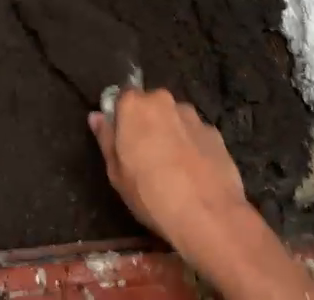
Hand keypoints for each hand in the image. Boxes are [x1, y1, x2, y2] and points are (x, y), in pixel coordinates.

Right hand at [89, 86, 246, 244]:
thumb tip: (97, 116)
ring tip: (175, 167)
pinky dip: (193, 146)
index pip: (122, 97)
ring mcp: (193, 116)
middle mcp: (163, 101)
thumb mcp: (116, 173)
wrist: (209, 216)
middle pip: (151, 105)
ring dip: (172, 133)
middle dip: (148, 123)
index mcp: (134, 105)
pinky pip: (196, 135)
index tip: (122, 139)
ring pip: (175, 119)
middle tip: (147, 154)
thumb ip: (106, 139)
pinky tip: (194, 173)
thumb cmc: (151, 194)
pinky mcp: (216, 134)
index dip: (121, 117)